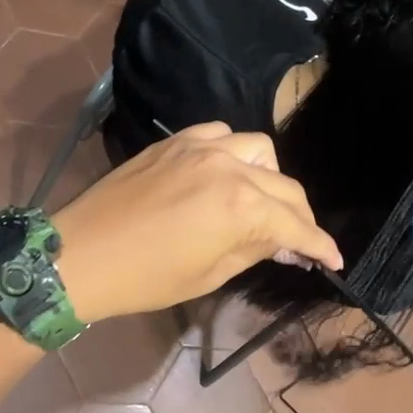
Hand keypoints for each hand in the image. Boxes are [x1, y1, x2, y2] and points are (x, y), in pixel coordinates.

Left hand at [50, 123, 341, 323]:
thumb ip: (254, 250)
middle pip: (285, 186)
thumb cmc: (146, 278)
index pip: (296, 224)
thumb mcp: (209, 274)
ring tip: (260, 202)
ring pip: (259, 149)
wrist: (80, 254)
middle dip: (299, 215)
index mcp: (240, 207)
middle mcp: (229, 167)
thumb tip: (284, 242)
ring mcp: (200, 147)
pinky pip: (221, 134)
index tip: (333, 259)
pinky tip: (226, 173)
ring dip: (270, 176)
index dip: (319, 245)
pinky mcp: (175, 141)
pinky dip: (234, 152)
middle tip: (298, 240)